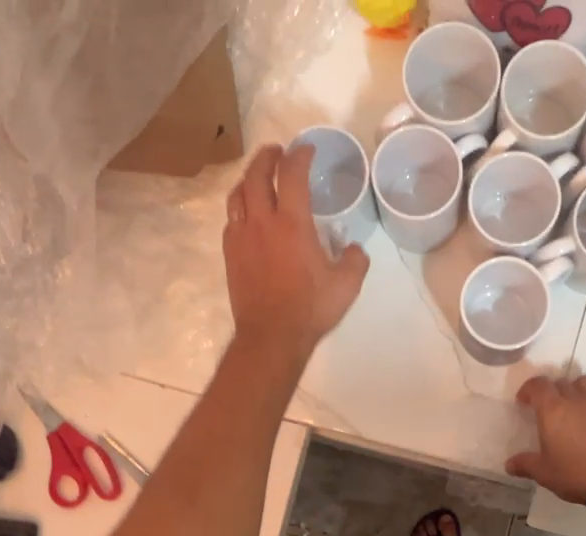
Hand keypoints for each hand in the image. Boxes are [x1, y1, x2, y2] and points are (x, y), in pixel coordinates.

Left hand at [223, 143, 370, 357]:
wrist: (271, 336)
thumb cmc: (310, 309)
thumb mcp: (346, 286)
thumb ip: (354, 260)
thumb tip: (353, 249)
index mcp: (292, 223)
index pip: (292, 174)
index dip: (300, 155)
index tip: (307, 149)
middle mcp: (262, 221)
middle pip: (257, 175)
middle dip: (267, 157)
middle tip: (277, 152)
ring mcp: (241, 237)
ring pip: (237, 194)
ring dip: (248, 179)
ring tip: (257, 177)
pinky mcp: (230, 255)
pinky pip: (231, 220)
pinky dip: (240, 208)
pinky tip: (247, 215)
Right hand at [505, 375, 585, 507]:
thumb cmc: (574, 474)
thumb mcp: (543, 473)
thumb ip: (525, 464)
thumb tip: (509, 465)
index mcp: (553, 410)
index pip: (538, 385)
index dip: (529, 389)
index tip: (524, 402)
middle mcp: (577, 400)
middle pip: (562, 382)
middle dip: (552, 391)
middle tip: (548, 409)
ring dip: (579, 387)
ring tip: (575, 402)